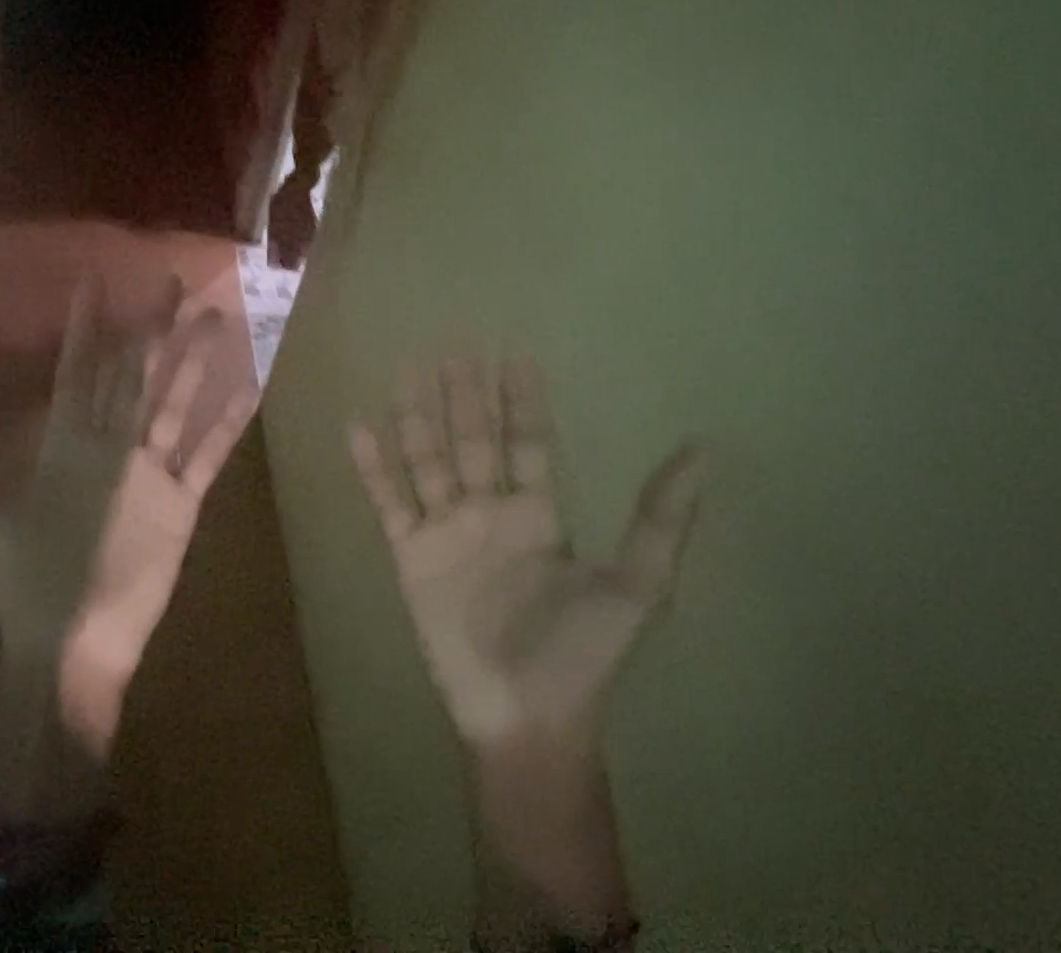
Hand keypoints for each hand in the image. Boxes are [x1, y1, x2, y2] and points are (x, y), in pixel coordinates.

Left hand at [0, 276, 255, 718]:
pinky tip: (251, 389)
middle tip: (175, 281)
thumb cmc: (20, 575)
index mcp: (64, 444)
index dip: (84, 328)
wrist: (68, 638)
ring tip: (217, 319)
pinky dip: (229, 425)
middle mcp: (110, 447)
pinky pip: (208, 456)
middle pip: (135, 375)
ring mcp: (149, 473)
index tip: (93, 281)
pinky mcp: (181, 502)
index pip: (77, 370)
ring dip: (194, 363)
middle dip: (152, 328)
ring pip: (175, 404)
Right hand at [349, 356, 703, 747]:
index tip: (515, 355)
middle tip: (452, 345)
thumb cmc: (581, 654)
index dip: (521, 402)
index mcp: (539, 515)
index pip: (527, 443)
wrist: (523, 715)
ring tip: (404, 370)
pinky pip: (389, 502)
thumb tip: (702, 449)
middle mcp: (489, 513)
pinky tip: (358, 427)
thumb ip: (660, 518)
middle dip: (462, 395)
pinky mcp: (410, 556)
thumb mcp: (637, 586)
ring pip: (427, 460)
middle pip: (471, 440)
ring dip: (416, 417)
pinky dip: (373, 467)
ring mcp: (446, 532)